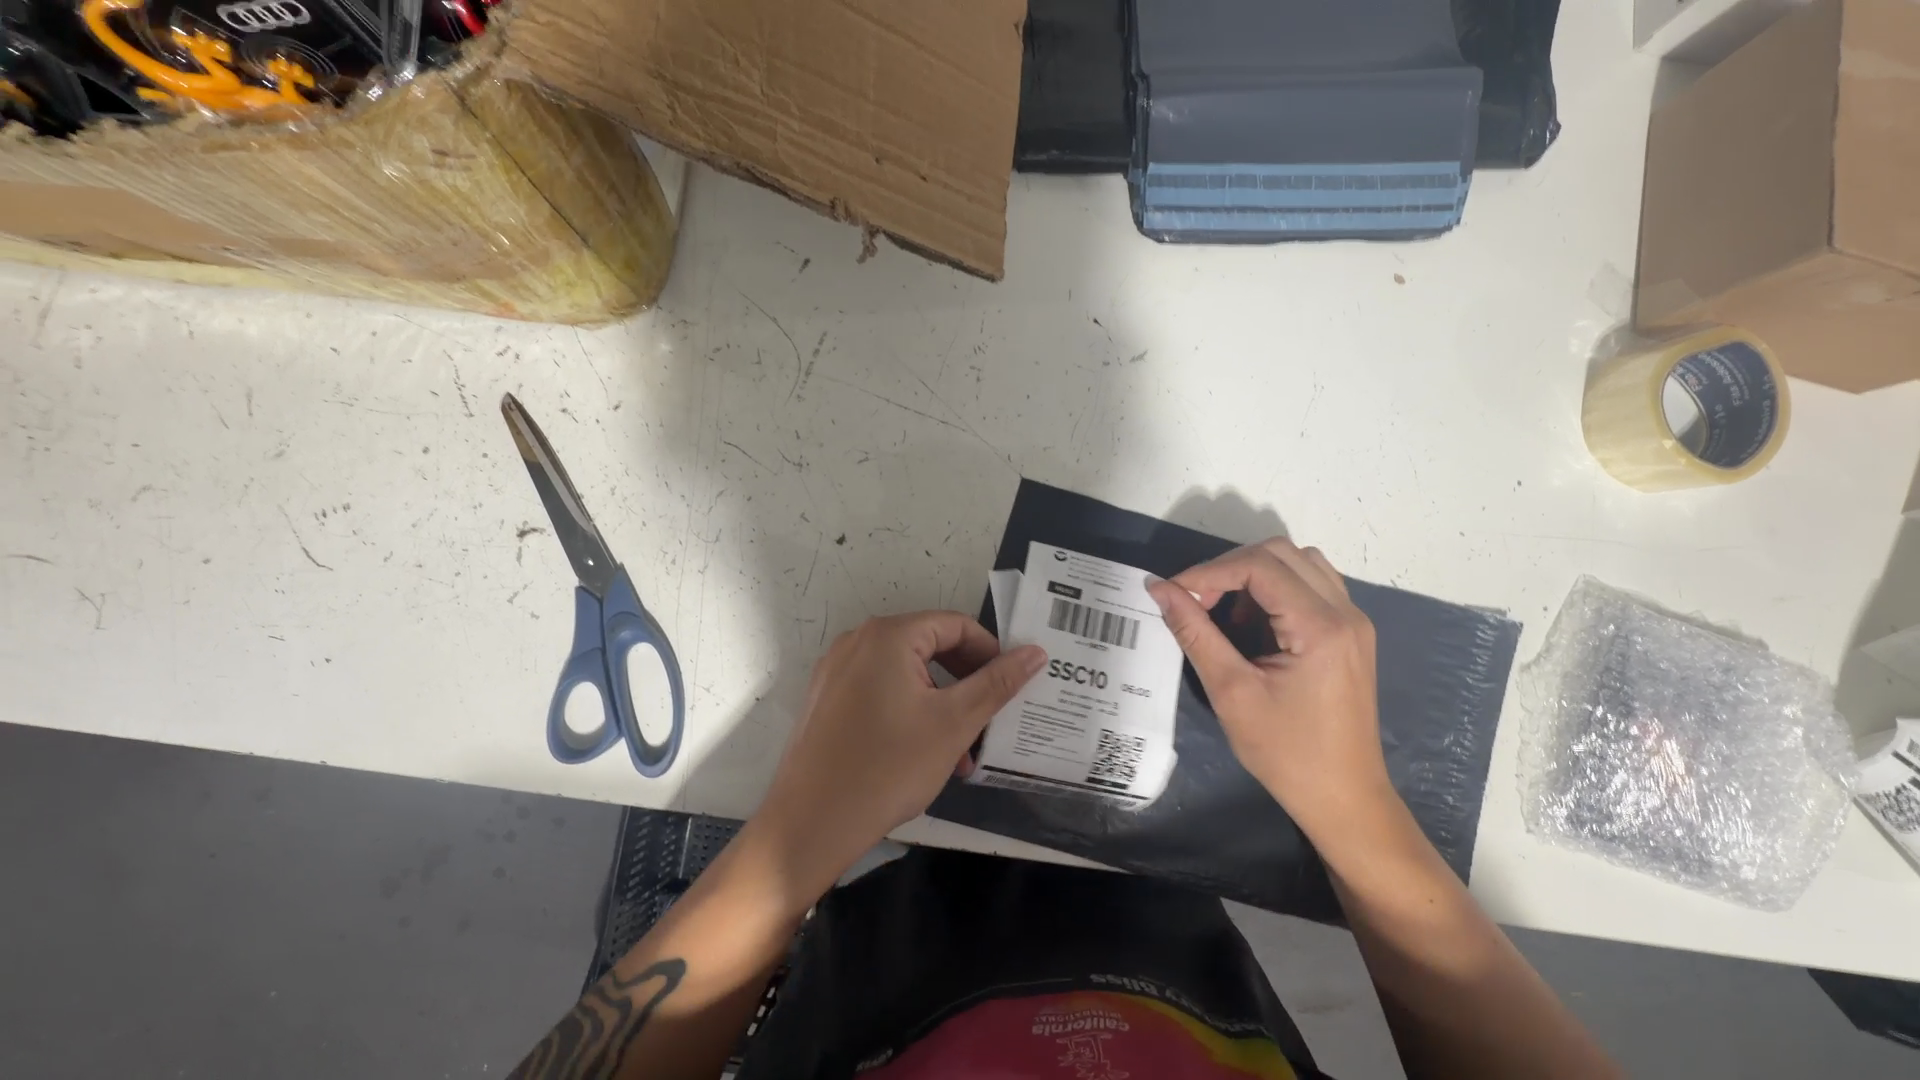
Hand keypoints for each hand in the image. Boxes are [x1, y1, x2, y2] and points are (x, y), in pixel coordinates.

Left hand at [752, 611, 1045, 898]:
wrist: (811, 822)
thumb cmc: (889, 767)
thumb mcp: (954, 724)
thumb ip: (997, 684)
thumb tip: (1035, 652)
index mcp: (888, 636)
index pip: (956, 626)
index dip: (991, 654)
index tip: (1012, 689)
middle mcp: (858, 643)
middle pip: (930, 648)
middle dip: (967, 684)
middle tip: (991, 723)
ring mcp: (837, 672)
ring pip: (907, 676)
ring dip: (942, 706)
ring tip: (963, 753)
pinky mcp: (827, 702)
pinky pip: (881, 694)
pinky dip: (911, 714)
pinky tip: (926, 757)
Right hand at [1146, 539, 1388, 837]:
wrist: (1343, 796)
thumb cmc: (1286, 752)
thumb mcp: (1231, 692)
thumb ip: (1195, 633)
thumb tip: (1160, 589)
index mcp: (1320, 626)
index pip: (1260, 566)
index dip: (1210, 571)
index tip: (1175, 593)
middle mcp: (1345, 612)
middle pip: (1281, 553)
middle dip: (1230, 567)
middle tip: (1196, 601)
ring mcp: (1353, 621)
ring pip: (1299, 563)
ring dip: (1255, 574)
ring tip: (1225, 611)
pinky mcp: (1350, 634)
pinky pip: (1312, 586)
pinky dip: (1276, 589)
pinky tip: (1254, 624)